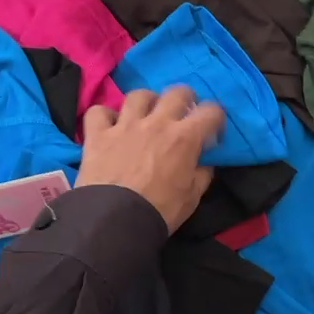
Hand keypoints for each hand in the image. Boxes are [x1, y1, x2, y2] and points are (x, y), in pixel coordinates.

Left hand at [75, 86, 223, 232]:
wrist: (116, 221)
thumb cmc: (161, 211)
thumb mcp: (192, 197)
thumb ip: (202, 174)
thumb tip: (204, 163)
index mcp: (185, 138)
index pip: (211, 111)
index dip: (216, 118)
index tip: (212, 132)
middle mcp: (157, 123)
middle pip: (177, 93)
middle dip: (185, 100)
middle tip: (183, 114)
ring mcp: (125, 126)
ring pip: (138, 95)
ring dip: (147, 102)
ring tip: (147, 115)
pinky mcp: (98, 135)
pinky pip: (99, 111)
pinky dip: (105, 116)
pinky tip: (110, 126)